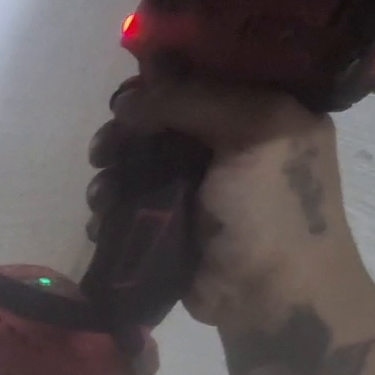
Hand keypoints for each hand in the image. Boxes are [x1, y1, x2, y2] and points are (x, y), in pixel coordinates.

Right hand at [92, 76, 362, 329]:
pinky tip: (101, 223)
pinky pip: (126, 211)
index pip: (197, 82)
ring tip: (101, 198)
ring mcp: (191, 192)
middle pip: (156, 127)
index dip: (157, 87)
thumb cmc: (273, 207)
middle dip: (123, 137)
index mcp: (257, 113)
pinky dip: (107, 213)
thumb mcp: (253, 130)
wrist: (266, 292)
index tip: (126, 101)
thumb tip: (127, 104)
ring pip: (134, 170)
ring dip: (108, 179)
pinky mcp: (165, 231)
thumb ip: (193, 101)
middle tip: (102, 152)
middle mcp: (222, 148)